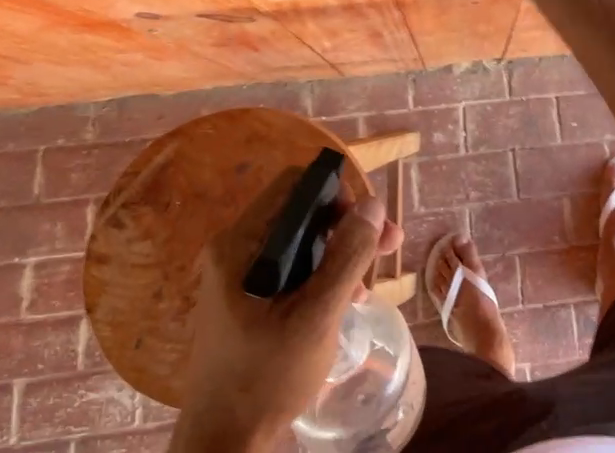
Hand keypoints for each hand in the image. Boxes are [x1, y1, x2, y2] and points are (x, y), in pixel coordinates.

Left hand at [175, 192, 401, 450]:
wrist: (223, 443)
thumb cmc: (266, 378)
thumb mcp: (316, 316)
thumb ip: (347, 257)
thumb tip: (374, 203)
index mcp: (240, 245)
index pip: (294, 186)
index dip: (338, 194)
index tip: (370, 223)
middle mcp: (236, 250)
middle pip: (302, 213)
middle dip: (349, 226)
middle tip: (390, 246)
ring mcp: (240, 277)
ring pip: (302, 242)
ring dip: (342, 254)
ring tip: (369, 286)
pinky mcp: (248, 300)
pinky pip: (293, 269)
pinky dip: (324, 275)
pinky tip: (348, 300)